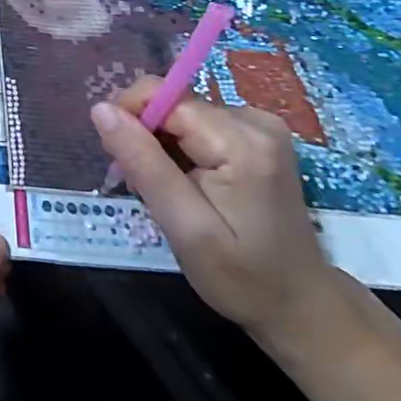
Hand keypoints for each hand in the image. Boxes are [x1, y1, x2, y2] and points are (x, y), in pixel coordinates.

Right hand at [91, 77, 342, 339]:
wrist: (300, 305)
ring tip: (166, 191)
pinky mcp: (257, 134)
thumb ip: (143, 162)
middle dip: (144, 137)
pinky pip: (198, 123)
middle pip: (172, 103)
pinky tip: (187, 183)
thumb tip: (100, 108)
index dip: (129, 118)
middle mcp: (254, 119)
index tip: (121, 163)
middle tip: (142, 187)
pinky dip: (181, 148)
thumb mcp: (183, 226)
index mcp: (241, 141)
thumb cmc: (241, 277)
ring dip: (160, 145)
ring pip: (181, 113)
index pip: (163, 95)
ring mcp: (259, 125)